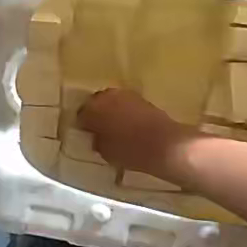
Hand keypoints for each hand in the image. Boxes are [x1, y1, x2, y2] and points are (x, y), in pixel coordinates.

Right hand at [76, 88, 201, 180]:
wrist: (166, 145)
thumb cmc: (130, 150)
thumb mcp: (106, 152)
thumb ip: (97, 140)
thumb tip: (97, 136)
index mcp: (93, 109)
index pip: (81, 115)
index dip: (84, 125)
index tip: (87, 134)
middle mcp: (107, 96)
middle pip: (96, 103)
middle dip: (97, 114)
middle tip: (99, 129)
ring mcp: (126, 95)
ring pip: (112, 101)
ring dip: (111, 110)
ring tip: (115, 126)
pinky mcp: (142, 98)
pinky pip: (126, 104)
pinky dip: (125, 111)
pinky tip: (129, 124)